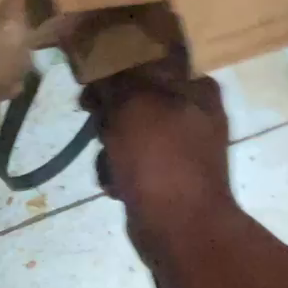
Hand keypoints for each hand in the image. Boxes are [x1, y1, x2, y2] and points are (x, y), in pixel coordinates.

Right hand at [87, 58, 232, 233]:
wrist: (179, 229)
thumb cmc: (159, 161)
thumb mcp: (135, 106)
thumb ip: (118, 78)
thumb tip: (101, 58)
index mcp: (196, 88)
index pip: (148, 63)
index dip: (114, 71)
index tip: (91, 90)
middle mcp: (194, 114)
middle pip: (134, 99)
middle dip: (107, 117)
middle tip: (97, 129)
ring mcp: (182, 149)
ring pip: (127, 134)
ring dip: (109, 149)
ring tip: (109, 166)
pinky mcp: (167, 178)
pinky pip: (131, 164)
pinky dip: (118, 173)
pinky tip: (116, 186)